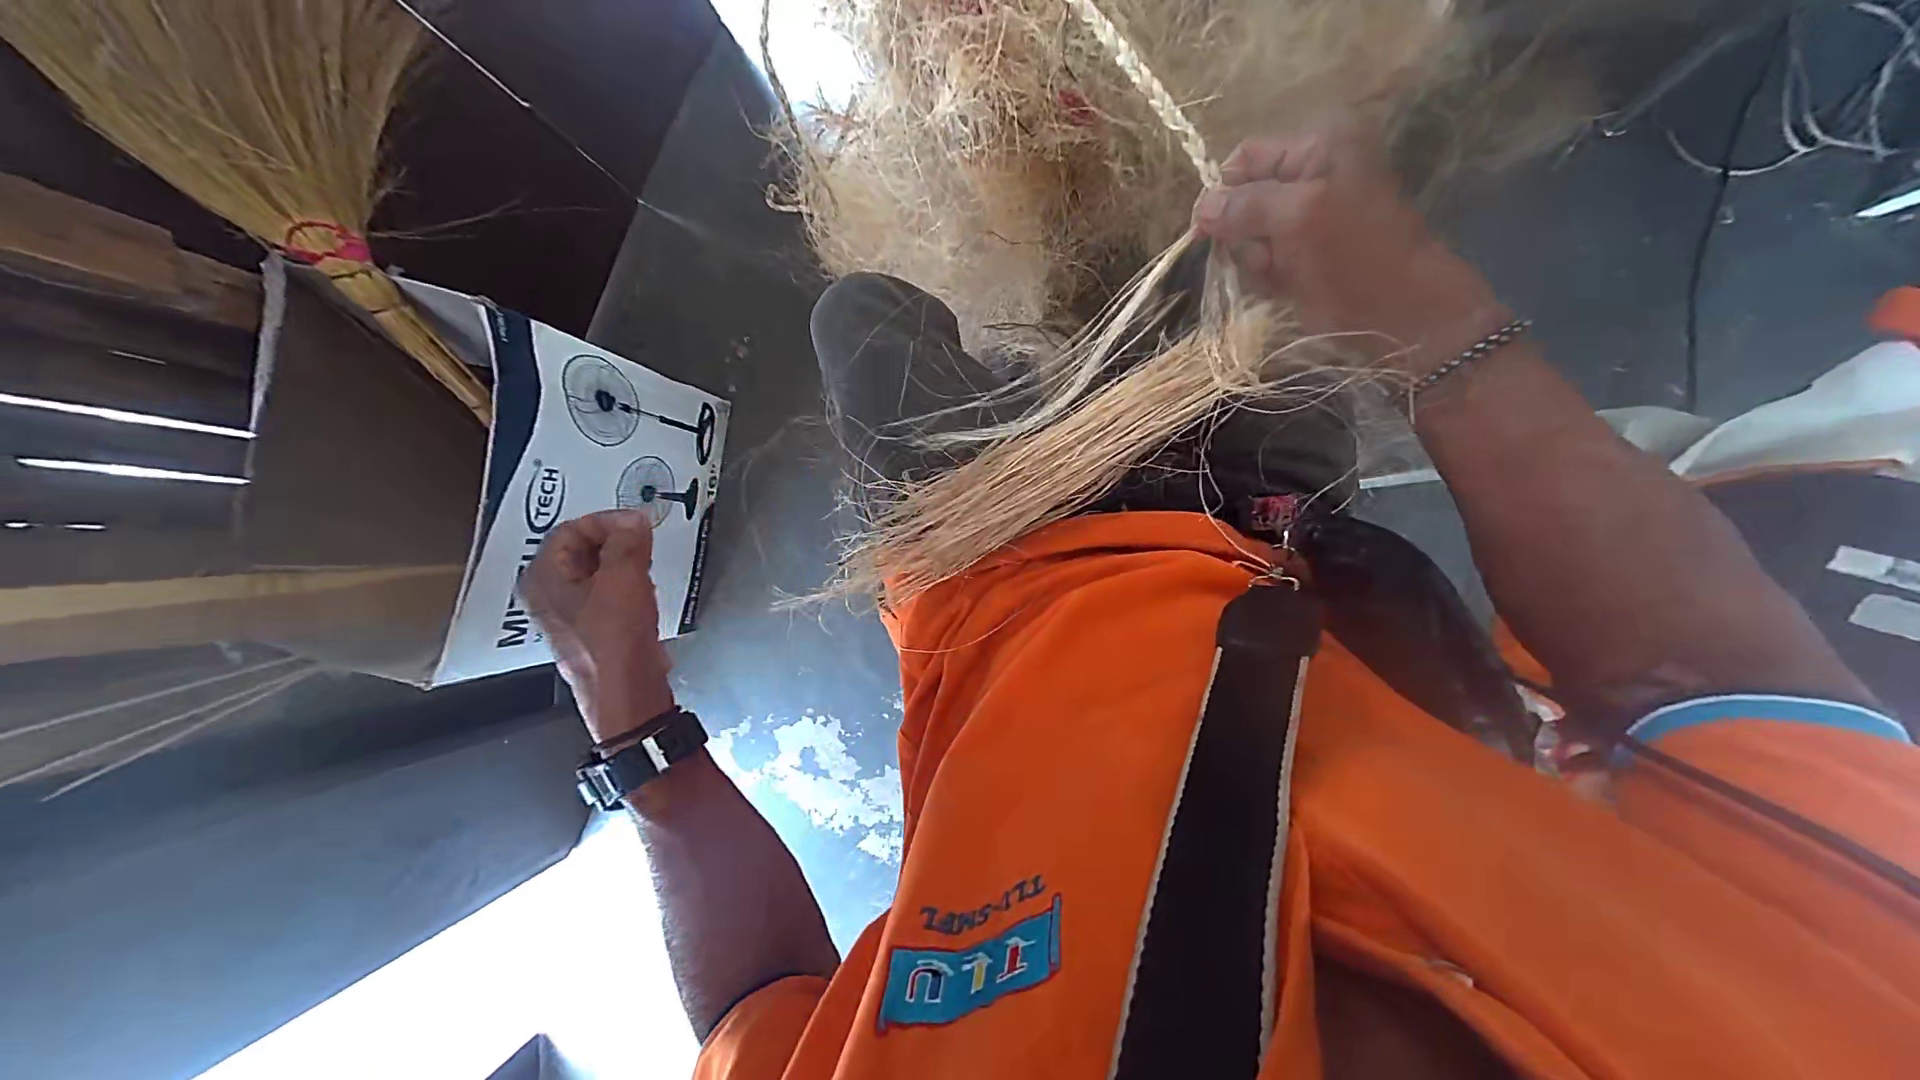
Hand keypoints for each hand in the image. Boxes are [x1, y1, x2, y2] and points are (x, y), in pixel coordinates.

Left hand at [524, 510, 674, 742]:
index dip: (607, 520)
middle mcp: (548, 595)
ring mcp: (569, 614)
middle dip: (617, 540)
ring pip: (596, 571)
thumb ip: (628, 541)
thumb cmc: (615, 638)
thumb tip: (634, 520)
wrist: (627, 691)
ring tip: (646, 566)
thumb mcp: (624, 578)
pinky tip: (644, 594)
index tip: (639, 524)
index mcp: (543, 578)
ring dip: (624, 562)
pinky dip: (627, 584)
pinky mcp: (592, 629)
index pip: (570, 529)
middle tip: (644, 542)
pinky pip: (607, 593)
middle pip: (582, 549)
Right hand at [1192, 122, 1510, 374]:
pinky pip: (1259, 261)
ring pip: (1245, 236)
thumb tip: (1200, 208)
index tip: (1206, 232)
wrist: (1396, 313)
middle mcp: (1310, 175)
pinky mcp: (1301, 253)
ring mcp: (1305, 217)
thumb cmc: (1355, 257)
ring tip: (1280, 274)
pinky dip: (1263, 277)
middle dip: (1244, 234)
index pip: (1245, 158)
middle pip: (1241, 200)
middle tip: (1267, 256)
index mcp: (1318, 146)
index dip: (1222, 192)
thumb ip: (1245, 205)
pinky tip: (1282, 285)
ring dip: (1253, 261)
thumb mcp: (1298, 216)